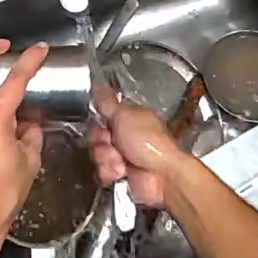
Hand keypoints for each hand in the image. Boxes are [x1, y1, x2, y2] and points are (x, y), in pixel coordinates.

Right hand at [88, 91, 186, 207]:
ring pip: (96, 154)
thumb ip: (107, 101)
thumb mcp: (125, 115)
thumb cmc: (148, 141)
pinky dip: (109, 172)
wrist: (163, 176)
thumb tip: (98, 81)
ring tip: (120, 161)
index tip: (102, 124)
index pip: (101, 115)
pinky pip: (101, 172)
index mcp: (127, 117)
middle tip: (112, 143)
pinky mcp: (119, 174)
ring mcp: (121, 155)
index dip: (98, 121)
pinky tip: (120, 172)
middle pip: (95, 135)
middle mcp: (123, 134)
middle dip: (100, 142)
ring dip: (106, 158)